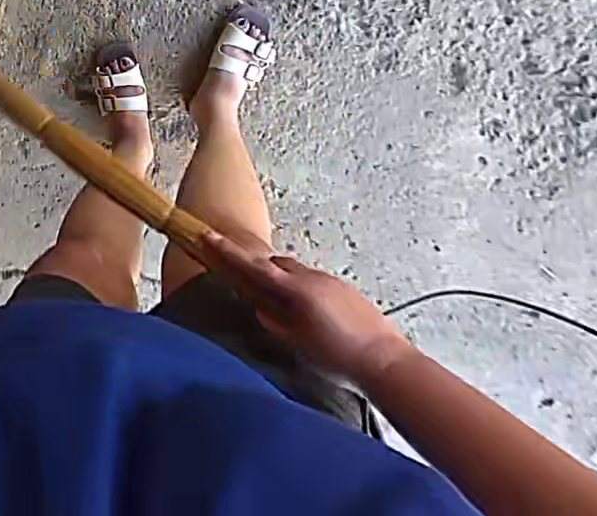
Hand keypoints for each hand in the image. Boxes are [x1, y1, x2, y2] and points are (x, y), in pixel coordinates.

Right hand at [203, 231, 415, 380]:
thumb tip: (260, 307)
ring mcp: (330, 280)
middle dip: (261, 268)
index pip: (254, 266)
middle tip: (249, 281)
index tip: (209, 235)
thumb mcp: (298, 343)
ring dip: (284, 281)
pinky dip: (304, 290)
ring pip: (297, 272)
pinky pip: (314, 282)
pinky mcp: (345, 289)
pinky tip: (312, 315)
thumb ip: (275, 321)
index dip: (229, 252)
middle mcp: (310, 277)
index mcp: (295, 290)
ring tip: (285, 306)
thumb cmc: (338, 358)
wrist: (387, 362)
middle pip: (276, 262)